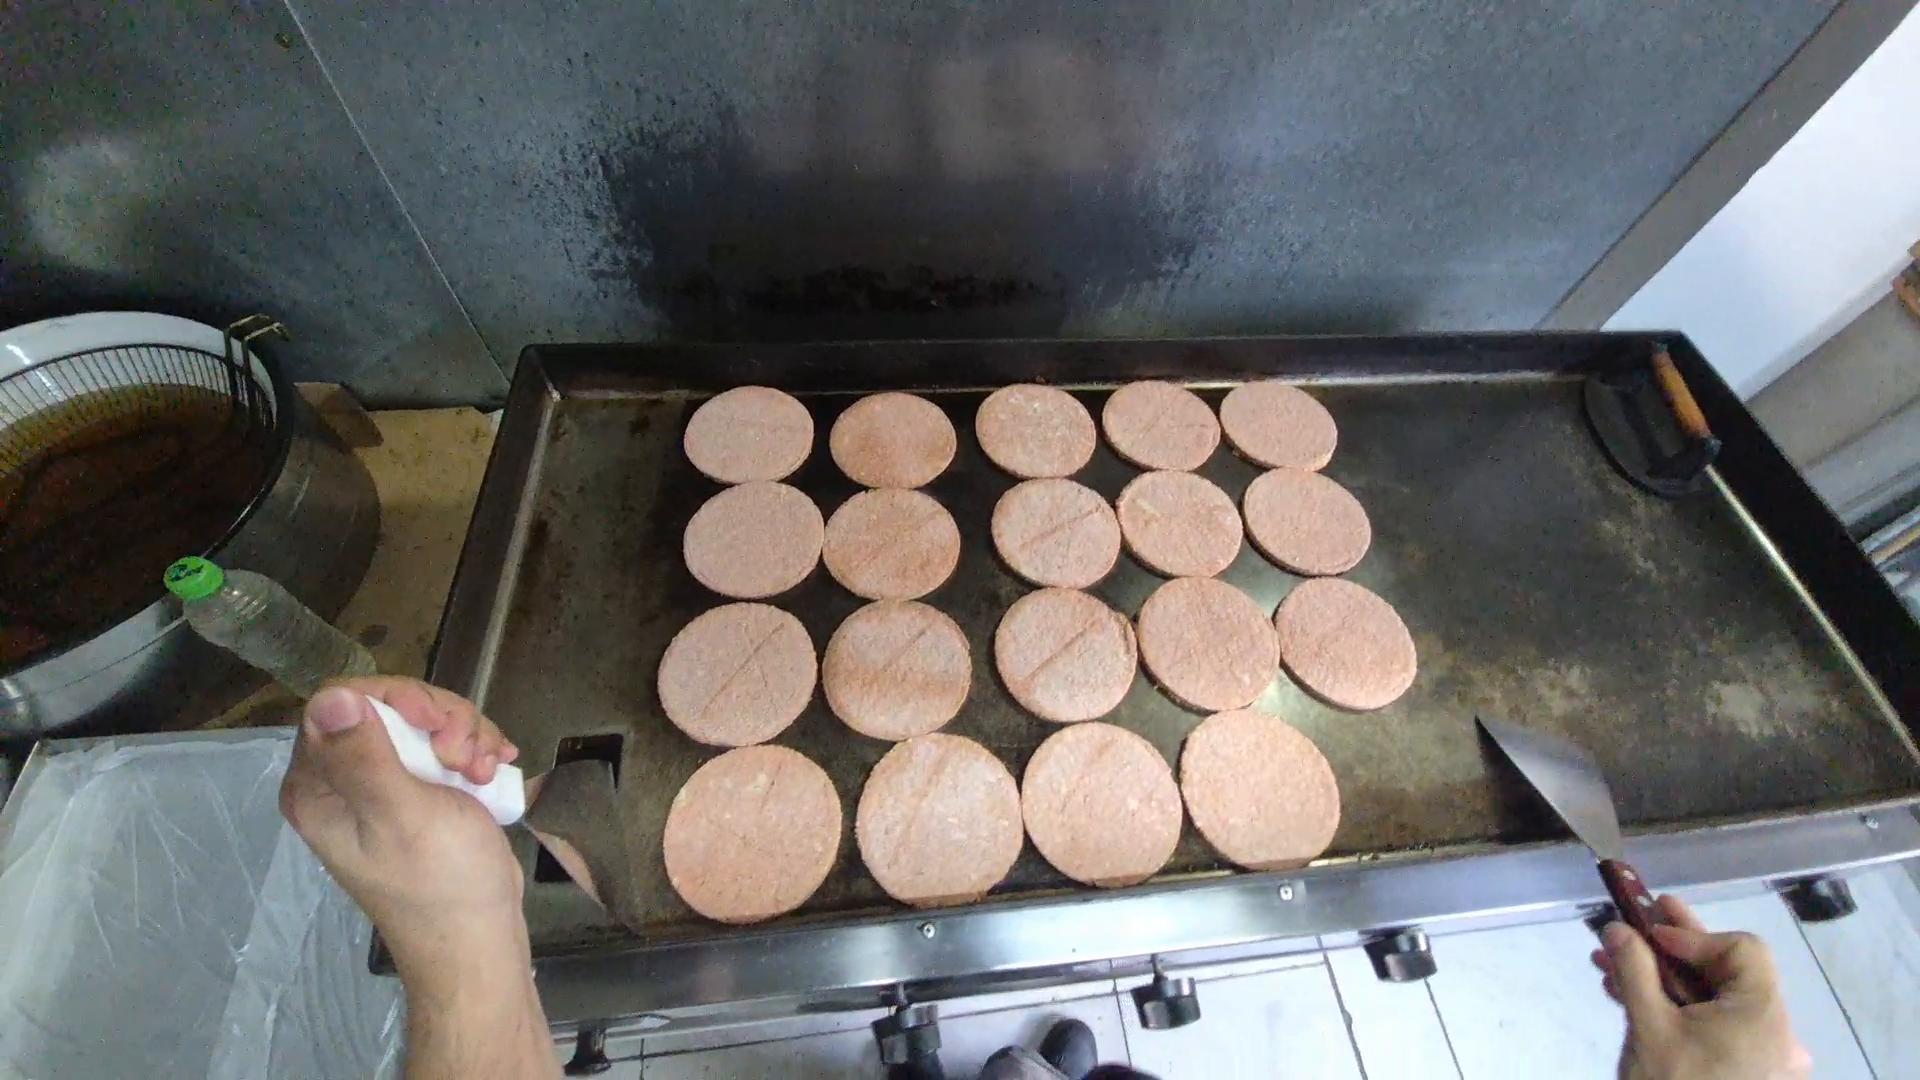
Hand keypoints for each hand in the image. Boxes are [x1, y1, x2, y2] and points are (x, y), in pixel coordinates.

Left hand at [280, 676, 526, 986]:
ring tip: (485, 774)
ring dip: (470, 736)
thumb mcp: (403, 815)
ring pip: (431, 719)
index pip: (342, 702)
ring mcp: (390, 782)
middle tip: (466, 759)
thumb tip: (332, 695)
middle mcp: (348, 777)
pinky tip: (496, 770)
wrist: (479, 930)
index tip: (436, 723)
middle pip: (395, 705)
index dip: (396, 699)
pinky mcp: (428, 788)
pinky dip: (482, 748)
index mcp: (321, 784)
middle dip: (444, 720)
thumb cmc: (438, 879)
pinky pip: (454, 740)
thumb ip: (367, 757)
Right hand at [1591, 895, 1811, 1079]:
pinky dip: (1669, 998)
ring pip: (1709, 993)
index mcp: (1763, 1018)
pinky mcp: (1741, 1066)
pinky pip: (1707, 1018)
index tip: (1649, 933)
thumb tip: (1618, 927)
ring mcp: (1759, 1053)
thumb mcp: (1646, 1022)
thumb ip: (1632, 967)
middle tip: (1635, 912)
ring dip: (1658, 970)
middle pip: (1727, 969)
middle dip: (1671, 942)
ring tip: (1609, 958)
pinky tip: (1625, 991)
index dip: (1694, 931)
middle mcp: (1774, 1033)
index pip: (1743, 950)